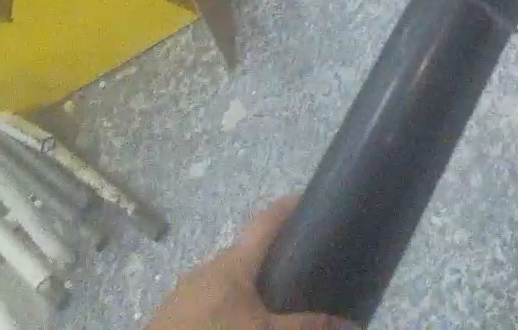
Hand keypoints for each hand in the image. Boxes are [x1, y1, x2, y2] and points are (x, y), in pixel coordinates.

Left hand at [147, 197, 352, 329]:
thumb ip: (305, 326)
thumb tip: (351, 323)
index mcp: (233, 264)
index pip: (266, 219)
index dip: (289, 206)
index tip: (311, 201)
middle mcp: (207, 268)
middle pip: (245, 252)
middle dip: (270, 258)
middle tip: (298, 272)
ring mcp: (182, 293)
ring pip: (223, 279)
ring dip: (245, 287)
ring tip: (267, 306)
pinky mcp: (166, 318)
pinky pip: (204, 300)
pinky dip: (223, 307)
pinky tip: (233, 325)